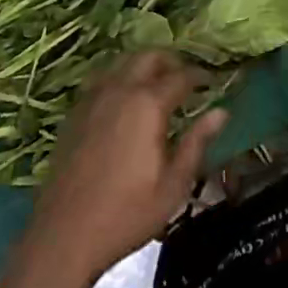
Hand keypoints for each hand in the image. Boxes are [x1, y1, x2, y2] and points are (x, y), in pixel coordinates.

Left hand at [22, 52, 227, 279]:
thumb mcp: (174, 184)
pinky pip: (101, 78)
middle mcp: (119, 90)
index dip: (200, 76)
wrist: (66, 231)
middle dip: (171, 61)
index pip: (180, 76)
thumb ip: (197, 142)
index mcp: (147, 104)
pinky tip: (125, 100)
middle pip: (148, 56)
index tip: (213, 82)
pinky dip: (119, 77)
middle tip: (186, 79)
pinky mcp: (75, 110)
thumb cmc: (127, 213)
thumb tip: (221, 112)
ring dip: (143, 65)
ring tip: (158, 85)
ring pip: (121, 62)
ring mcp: (92, 97)